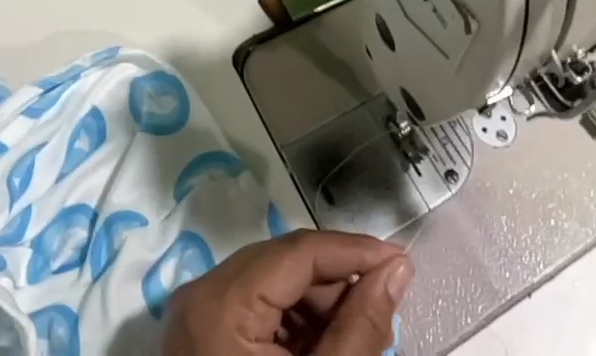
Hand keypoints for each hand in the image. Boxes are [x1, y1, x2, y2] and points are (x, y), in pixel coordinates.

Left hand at [161, 230, 412, 354]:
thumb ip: (361, 326)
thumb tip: (397, 269)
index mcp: (222, 301)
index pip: (299, 251)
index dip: (354, 250)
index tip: (401, 259)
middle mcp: (200, 294)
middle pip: (283, 263)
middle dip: (337, 280)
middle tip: (383, 301)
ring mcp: (194, 315)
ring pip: (270, 283)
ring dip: (316, 303)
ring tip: (352, 335)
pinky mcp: (198, 336)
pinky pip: (253, 308)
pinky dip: (291, 322)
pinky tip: (319, 348)